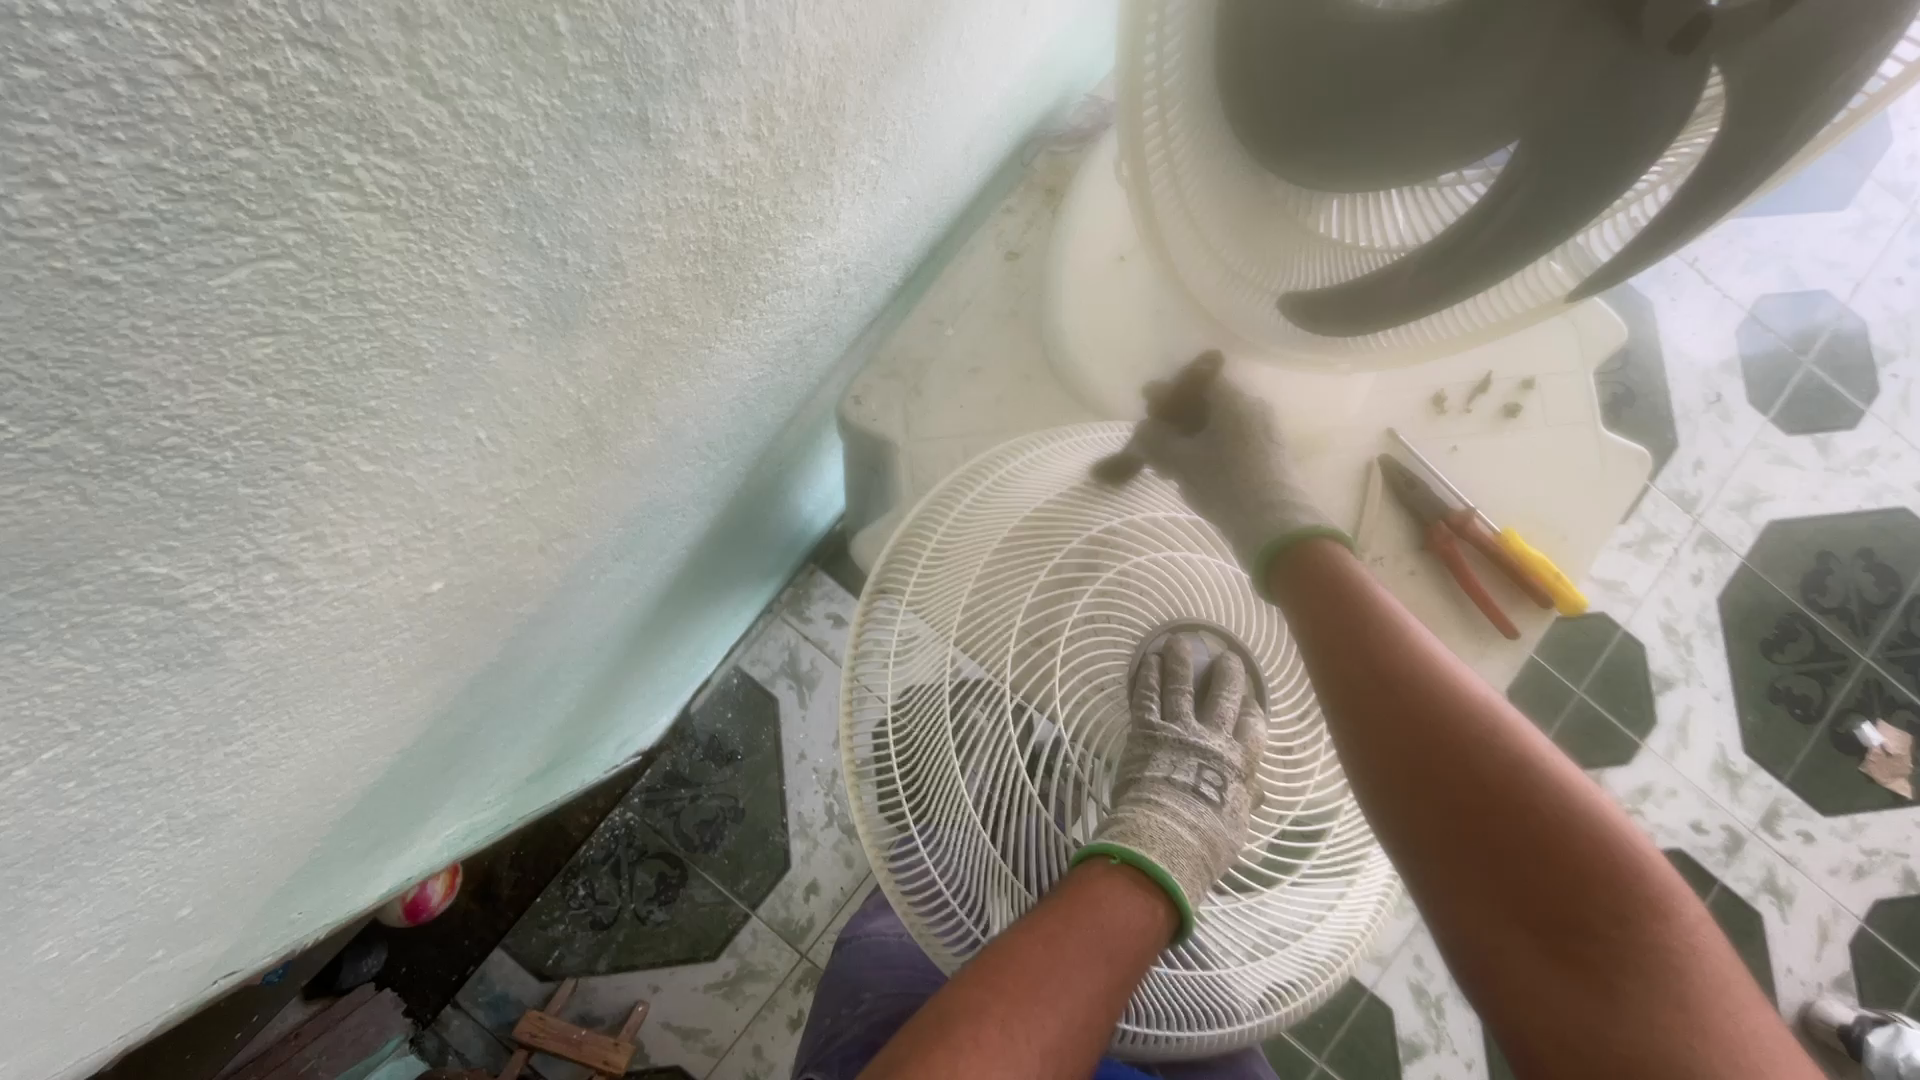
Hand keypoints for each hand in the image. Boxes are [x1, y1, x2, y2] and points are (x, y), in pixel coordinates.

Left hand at [1072, 633, 1265, 942]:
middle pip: (1223, 698)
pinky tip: (1148, 659)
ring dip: (1181, 663)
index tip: (1254, 699)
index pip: (1252, 730)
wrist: (1166, 835)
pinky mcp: (1147, 729)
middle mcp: (1210, 740)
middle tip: (1227, 655)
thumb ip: (1244, 803)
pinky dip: (1148, 676)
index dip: (1254, 712)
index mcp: (1236, 764)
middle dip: (1227, 675)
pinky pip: (1148, 697)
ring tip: (1180, 640)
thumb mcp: (1234, 826)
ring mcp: (1177, 730)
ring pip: (1182, 688)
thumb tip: (1260, 794)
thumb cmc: (1204, 839)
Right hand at [1102, 352, 1351, 588]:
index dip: (1169, 390)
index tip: (1148, 404)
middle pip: (1208, 402)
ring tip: (1167, 465)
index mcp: (1233, 399)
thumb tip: (1143, 429)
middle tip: (1152, 438)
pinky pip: (1232, 442)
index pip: (1197, 379)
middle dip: (1177, 418)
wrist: (1274, 523)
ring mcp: (1265, 431)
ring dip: (1191, 438)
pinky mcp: (1270, 455)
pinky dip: (1208, 451)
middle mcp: (1253, 407)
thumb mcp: (1180, 461)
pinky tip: (1191, 473)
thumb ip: (1155, 440)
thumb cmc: (1223, 483)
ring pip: (1219, 425)